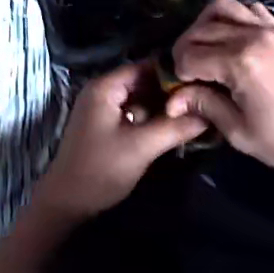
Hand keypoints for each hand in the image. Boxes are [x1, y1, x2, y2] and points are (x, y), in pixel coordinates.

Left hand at [31, 60, 208, 221]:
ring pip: (138, 97)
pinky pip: (132, 111)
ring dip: (161, 105)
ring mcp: (101, 107)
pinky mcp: (103, 124)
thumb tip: (208, 114)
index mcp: (105, 86)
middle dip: (168, 91)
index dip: (172, 73)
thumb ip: (174, 128)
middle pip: (142, 81)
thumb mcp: (141, 148)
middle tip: (199, 99)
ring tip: (191, 111)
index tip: (199, 81)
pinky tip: (170, 127)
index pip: (144, 66)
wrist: (65, 205)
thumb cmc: (100, 170)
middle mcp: (102, 90)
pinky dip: (149, 117)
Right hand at [165, 0, 273, 180]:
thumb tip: (172, 100)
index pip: (190, 55)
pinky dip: (232, 16)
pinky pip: (247, 7)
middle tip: (185, 74)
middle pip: (200, 29)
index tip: (179, 90)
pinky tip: (229, 38)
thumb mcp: (239, 131)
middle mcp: (250, 35)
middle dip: (185, 49)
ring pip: (221, 7)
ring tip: (203, 49)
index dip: (178, 72)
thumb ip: (204, 106)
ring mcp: (266, 27)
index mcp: (239, 61)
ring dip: (204, 25)